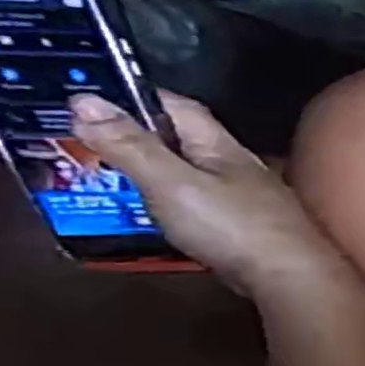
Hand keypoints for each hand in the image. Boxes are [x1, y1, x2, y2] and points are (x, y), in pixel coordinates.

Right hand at [70, 91, 341, 294]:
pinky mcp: (239, 221)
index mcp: (224, 148)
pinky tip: (141, 206)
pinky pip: (193, 198)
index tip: (91, 94)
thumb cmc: (233, 224)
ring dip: (148, 166)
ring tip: (98, 169)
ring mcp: (243, 195)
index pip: (182, 108)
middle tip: (78, 135)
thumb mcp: (172, 182)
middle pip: (183, 138)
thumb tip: (88, 100)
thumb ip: (132, 146)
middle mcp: (238, 166)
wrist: (287, 272)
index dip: (139, 96)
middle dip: (136, 132)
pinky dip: (162, 195)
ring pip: (188, 169)